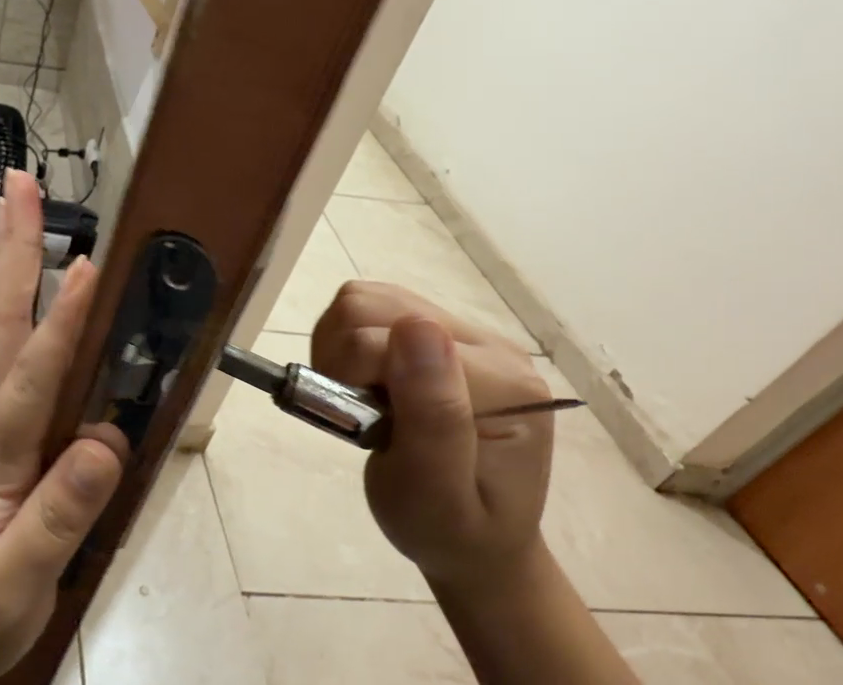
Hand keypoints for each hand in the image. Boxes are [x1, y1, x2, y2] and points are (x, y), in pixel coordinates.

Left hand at [0, 170, 129, 682]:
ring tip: (15, 208)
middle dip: (15, 249)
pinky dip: (5, 308)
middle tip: (20, 185)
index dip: (60, 323)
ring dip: (10, 263)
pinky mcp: (2, 438)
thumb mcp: (15, 581)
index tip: (87, 267)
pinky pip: (4, 359)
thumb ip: (58, 514)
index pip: (31, 377)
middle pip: (2, 324)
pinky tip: (1, 282)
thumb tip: (104, 441)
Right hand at [310, 281, 555, 588]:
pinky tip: (361, 381)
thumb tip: (417, 327)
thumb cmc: (450, 531)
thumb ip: (434, 417)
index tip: (362, 429)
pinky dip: (343, 340)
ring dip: (338, 348)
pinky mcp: (436, 329)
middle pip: (372, 306)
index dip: (351, 379)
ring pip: (362, 298)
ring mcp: (463, 332)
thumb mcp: (439, 496)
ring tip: (358, 399)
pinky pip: (367, 306)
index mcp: (504, 382)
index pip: (391, 339)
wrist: (474, 543)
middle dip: (341, 360)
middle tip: (359, 415)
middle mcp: (490, 343)